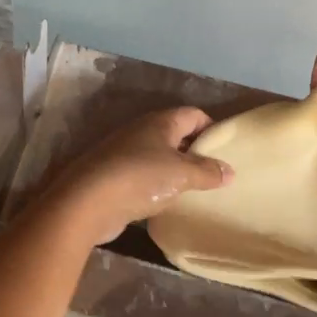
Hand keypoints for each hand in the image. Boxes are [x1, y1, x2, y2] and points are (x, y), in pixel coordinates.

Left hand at [40, 107, 233, 243]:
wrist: (88, 202)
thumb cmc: (141, 178)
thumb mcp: (182, 175)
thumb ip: (207, 171)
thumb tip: (229, 171)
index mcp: (160, 122)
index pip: (193, 115)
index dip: (211, 128)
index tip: (226, 151)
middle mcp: (141, 131)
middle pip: (176, 135)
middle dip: (195, 151)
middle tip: (215, 173)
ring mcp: (124, 153)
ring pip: (158, 156)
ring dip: (175, 170)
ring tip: (195, 190)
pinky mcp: (113, 176)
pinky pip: (143, 176)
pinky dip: (157, 185)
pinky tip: (166, 202)